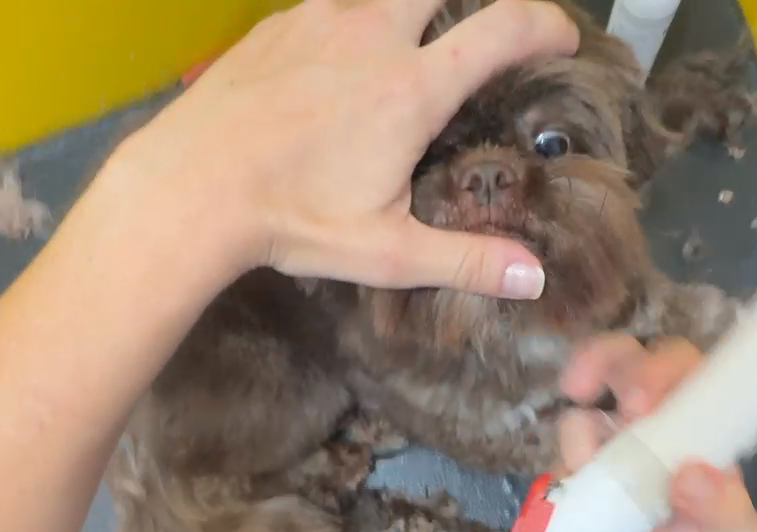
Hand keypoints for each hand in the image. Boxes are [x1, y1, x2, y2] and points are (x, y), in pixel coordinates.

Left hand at [119, 0, 576, 297]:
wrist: (193, 186)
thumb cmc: (293, 221)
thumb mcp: (389, 253)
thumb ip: (466, 261)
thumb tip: (534, 279)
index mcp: (410, 90)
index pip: (500, 31)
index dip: (543, 26)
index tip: (563, 37)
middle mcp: (371, 35)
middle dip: (472, 7)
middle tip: (479, 46)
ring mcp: (320, 19)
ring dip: (409, 17)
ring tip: (408, 61)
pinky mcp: (279, 24)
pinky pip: (333, 7)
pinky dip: (354, 27)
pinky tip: (341, 70)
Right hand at [558, 336, 756, 531]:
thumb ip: (724, 508)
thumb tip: (692, 475)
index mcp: (697, 419)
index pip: (681, 365)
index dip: (658, 368)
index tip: (643, 400)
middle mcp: (653, 417)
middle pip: (623, 359)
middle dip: (604, 367)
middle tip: (610, 408)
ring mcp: (612, 439)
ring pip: (582, 407)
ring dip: (580, 437)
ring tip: (593, 475)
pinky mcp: (581, 467)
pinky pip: (560, 458)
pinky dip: (564, 472)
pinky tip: (581, 497)